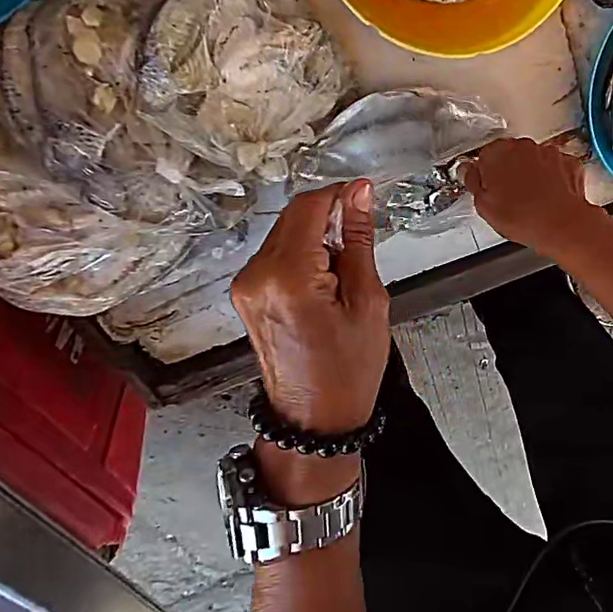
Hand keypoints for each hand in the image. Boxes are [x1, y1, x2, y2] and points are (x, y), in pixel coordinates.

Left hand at [231, 181, 389, 502]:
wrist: (314, 417)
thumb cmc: (345, 373)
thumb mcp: (367, 301)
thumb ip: (357, 239)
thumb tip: (357, 197)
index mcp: (288, 278)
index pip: (308, 207)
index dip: (338, 194)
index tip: (360, 195)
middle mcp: (257, 278)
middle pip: (291, 217)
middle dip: (327, 217)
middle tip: (358, 238)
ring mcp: (246, 286)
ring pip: (282, 233)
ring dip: (314, 237)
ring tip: (341, 273)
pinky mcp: (245, 294)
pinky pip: (274, 255)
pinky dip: (300, 255)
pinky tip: (322, 282)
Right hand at [465, 138, 612, 259]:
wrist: (561, 226)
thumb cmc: (523, 217)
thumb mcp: (483, 205)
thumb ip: (473, 182)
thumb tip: (469, 173)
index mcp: (497, 153)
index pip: (483, 156)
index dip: (483, 173)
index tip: (486, 186)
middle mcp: (524, 147)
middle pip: (509, 154)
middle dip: (507, 171)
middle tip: (506, 196)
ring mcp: (549, 153)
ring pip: (533, 160)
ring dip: (530, 174)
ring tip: (528, 200)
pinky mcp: (569, 163)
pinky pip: (555, 167)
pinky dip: (551, 178)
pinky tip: (546, 197)